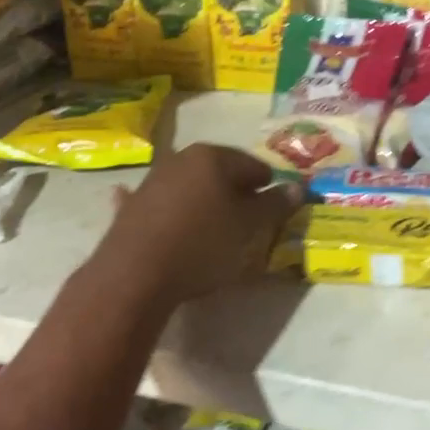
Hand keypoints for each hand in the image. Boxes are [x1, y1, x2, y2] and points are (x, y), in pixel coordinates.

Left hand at [90, 143, 299, 306]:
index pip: (252, 165)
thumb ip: (274, 205)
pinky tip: (167, 217)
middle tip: (248, 220)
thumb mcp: (249, 228)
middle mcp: (181, 159)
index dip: (268, 186)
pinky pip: (158, 203)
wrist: (135, 273)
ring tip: (215, 229)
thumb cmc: (202, 245)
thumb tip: (297, 187)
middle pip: (219, 172)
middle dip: (235, 191)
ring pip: (190, 186)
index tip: (274, 208)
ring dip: (204, 200)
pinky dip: (167, 209)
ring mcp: (152, 180)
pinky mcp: (132, 206)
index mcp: (213, 157)